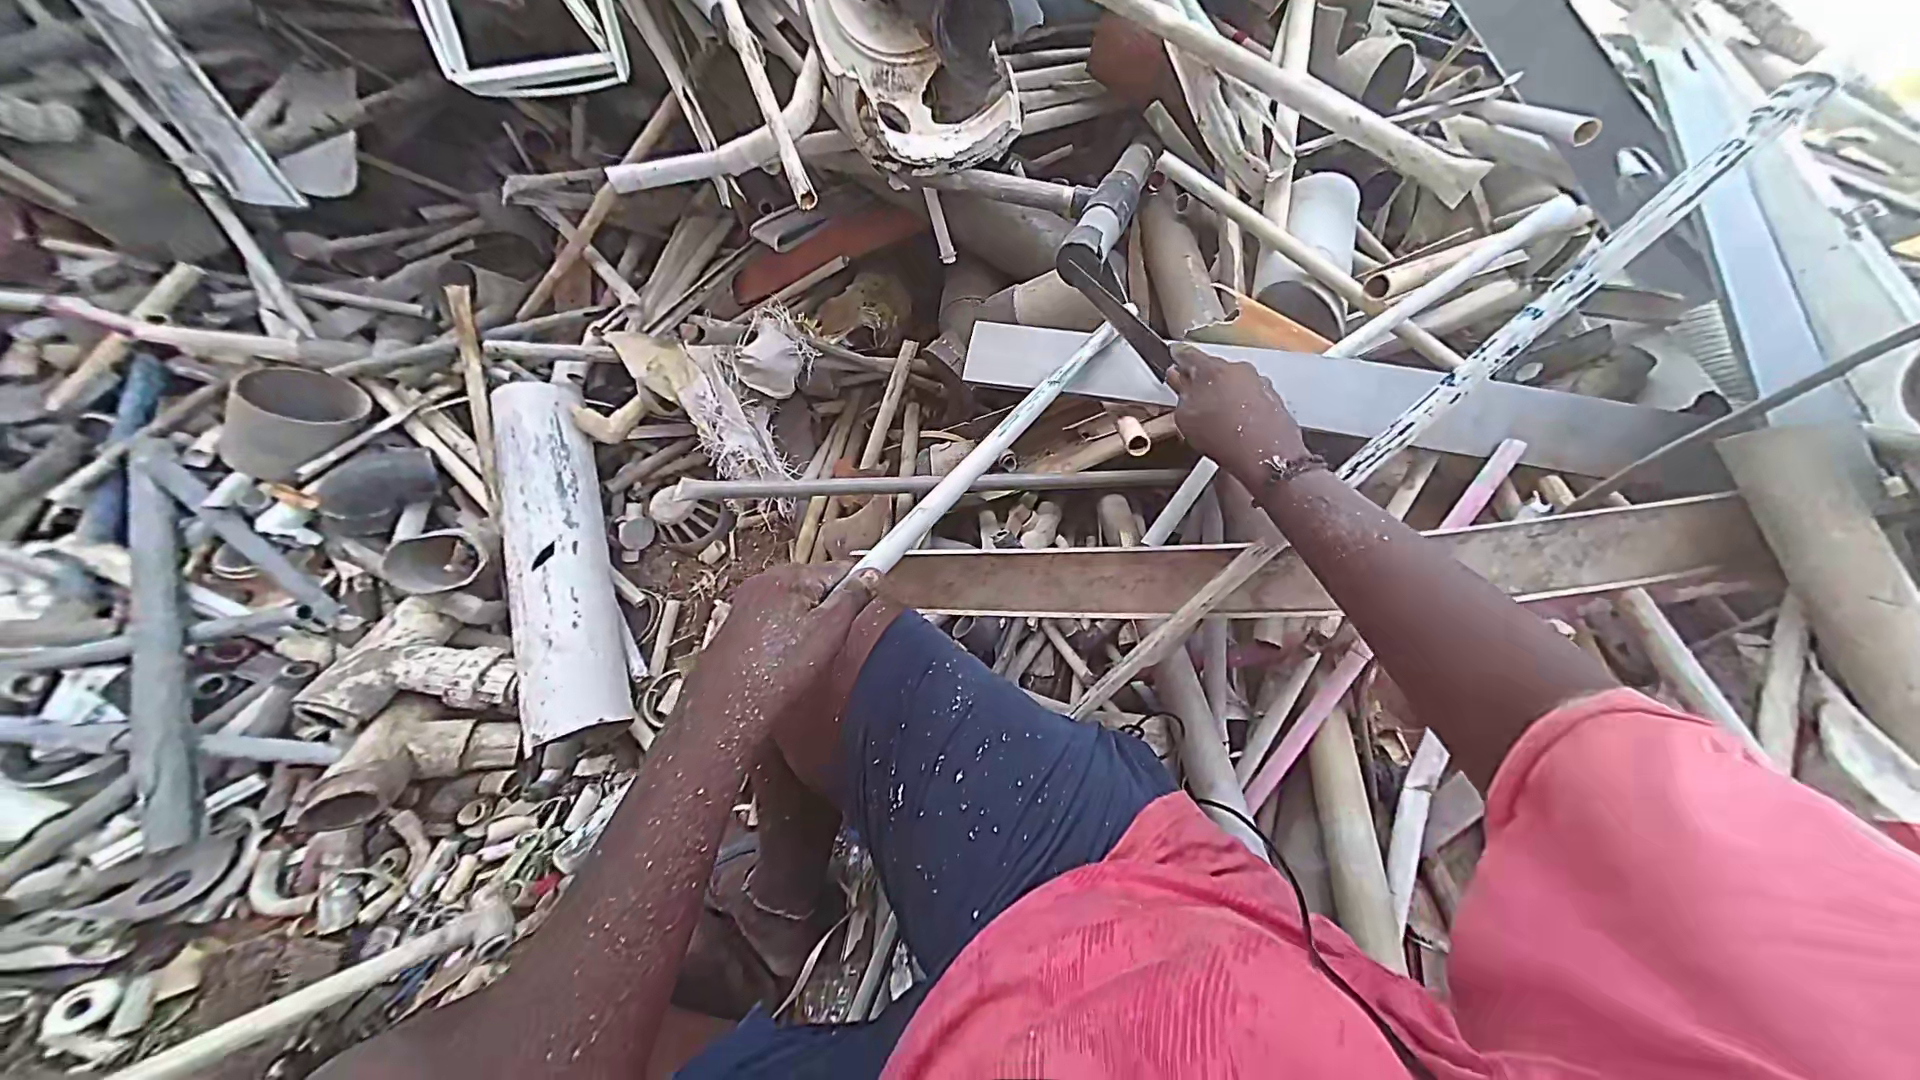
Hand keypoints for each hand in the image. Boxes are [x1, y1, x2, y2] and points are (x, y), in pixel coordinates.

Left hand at [683, 563, 876, 734]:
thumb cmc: (772, 673)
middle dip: (831, 608)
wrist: (726, 711)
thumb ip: (852, 597)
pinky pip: (775, 621)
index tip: (876, 589)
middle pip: (816, 585)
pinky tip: (786, 661)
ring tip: (806, 656)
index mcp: (787, 576)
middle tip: (835, 638)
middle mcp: (762, 583)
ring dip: (808, 623)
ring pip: (796, 605)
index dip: (860, 584)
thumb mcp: (829, 631)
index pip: (839, 568)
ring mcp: (746, 604)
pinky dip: (785, 636)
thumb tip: (868, 575)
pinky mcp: (737, 626)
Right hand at [1165, 343, 1309, 481]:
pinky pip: (1249, 395)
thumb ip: (1180, 393)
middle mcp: (1237, 369)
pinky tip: (1233, 425)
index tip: (1175, 357)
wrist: (1265, 455)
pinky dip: (1240, 404)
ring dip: (1222, 393)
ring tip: (1213, 419)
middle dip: (1202, 380)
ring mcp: (1258, 381)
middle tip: (1192, 398)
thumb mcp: (1185, 417)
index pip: (1188, 354)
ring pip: (1233, 381)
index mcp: (1211, 368)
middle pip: (1214, 368)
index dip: (1178, 357)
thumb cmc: (1226, 436)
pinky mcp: (1273, 396)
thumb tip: (1179, 382)